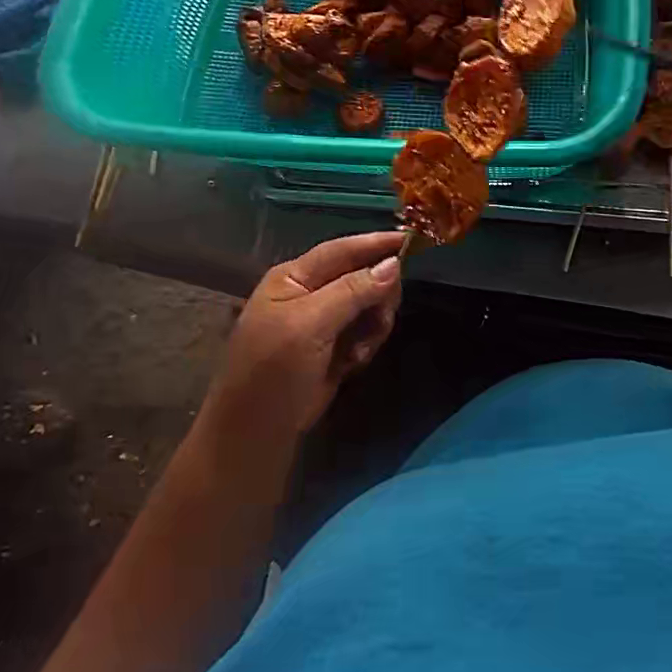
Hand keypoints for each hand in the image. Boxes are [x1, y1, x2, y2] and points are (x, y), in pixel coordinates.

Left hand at [211, 231, 403, 429]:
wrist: (257, 431)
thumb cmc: (272, 372)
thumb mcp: (309, 326)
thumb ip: (352, 291)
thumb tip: (395, 263)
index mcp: (294, 277)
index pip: (343, 249)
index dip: (377, 244)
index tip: (414, 240)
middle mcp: (311, 291)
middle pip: (365, 275)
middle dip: (379, 296)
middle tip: (380, 320)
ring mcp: (325, 319)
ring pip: (373, 304)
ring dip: (375, 325)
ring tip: (359, 352)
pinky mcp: (337, 343)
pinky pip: (369, 328)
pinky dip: (368, 343)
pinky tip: (353, 363)